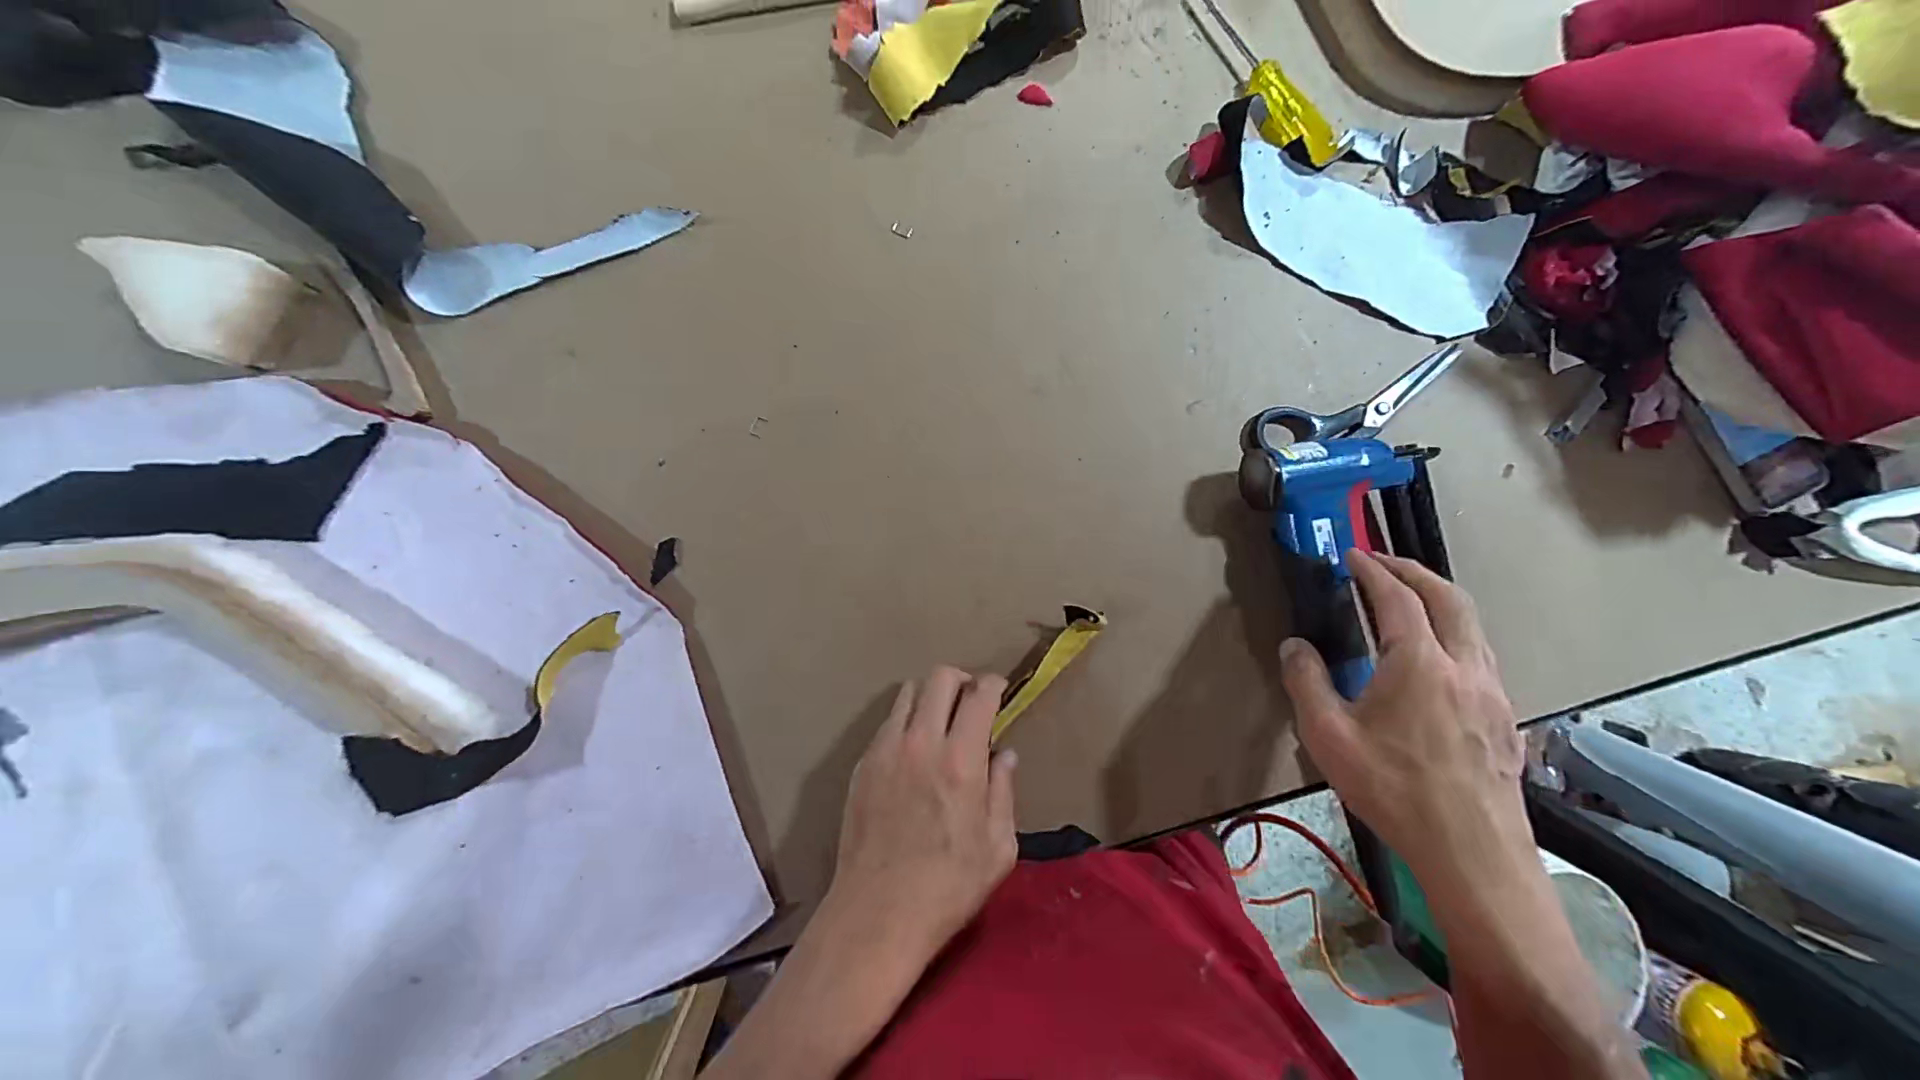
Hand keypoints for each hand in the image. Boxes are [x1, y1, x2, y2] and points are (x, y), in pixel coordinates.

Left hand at [824, 667, 1018, 962]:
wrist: (877, 914)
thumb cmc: (948, 887)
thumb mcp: (998, 848)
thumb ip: (1004, 791)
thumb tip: (1005, 755)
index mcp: (960, 760)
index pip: (979, 695)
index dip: (994, 684)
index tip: (1000, 692)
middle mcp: (921, 742)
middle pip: (939, 677)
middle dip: (962, 680)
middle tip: (972, 702)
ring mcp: (885, 750)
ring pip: (908, 693)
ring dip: (930, 697)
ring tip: (941, 722)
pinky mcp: (862, 765)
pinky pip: (887, 723)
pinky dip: (906, 722)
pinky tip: (913, 753)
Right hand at [1279, 550, 1532, 897]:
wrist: (1473, 853)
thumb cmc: (1394, 789)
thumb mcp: (1328, 736)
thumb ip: (1306, 682)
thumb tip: (1295, 646)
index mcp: (1420, 664)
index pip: (1399, 599)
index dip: (1374, 571)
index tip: (1353, 556)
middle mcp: (1465, 667)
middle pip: (1450, 599)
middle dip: (1414, 571)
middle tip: (1382, 562)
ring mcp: (1493, 693)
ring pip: (1473, 626)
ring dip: (1439, 599)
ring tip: (1408, 599)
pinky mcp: (1504, 718)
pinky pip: (1480, 655)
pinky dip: (1454, 632)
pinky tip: (1435, 656)